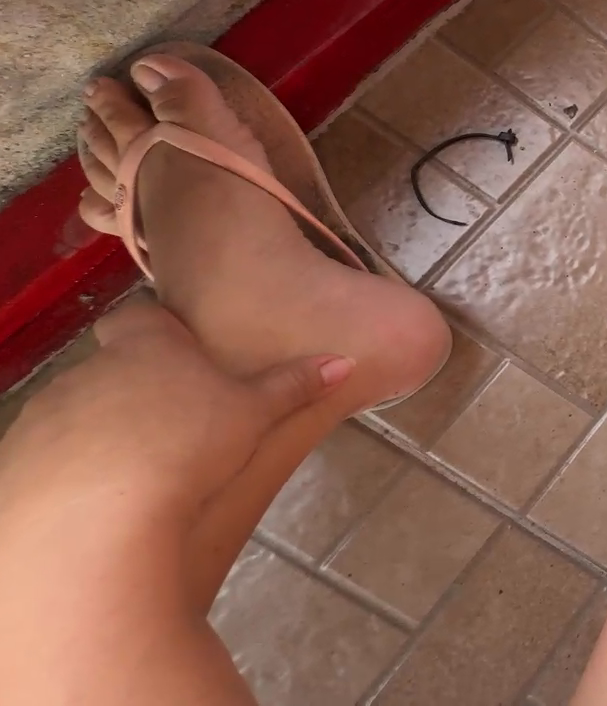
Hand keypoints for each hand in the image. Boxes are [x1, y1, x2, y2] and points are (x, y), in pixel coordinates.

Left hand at [0, 301, 352, 524]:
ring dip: (108, 425)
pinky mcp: (14, 467)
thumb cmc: (188, 443)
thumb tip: (343, 361)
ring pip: (80, 409)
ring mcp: (40, 420)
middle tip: (189, 410)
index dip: (159, 325)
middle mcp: (85, 373)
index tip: (186, 344)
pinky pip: (54, 453)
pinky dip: (79, 464)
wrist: (88, 522)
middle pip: (113, 366)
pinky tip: (111, 491)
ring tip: (151, 457)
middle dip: (144, 383)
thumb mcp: (258, 412)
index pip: (138, 316)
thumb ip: (295, 384)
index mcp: (146, 349)